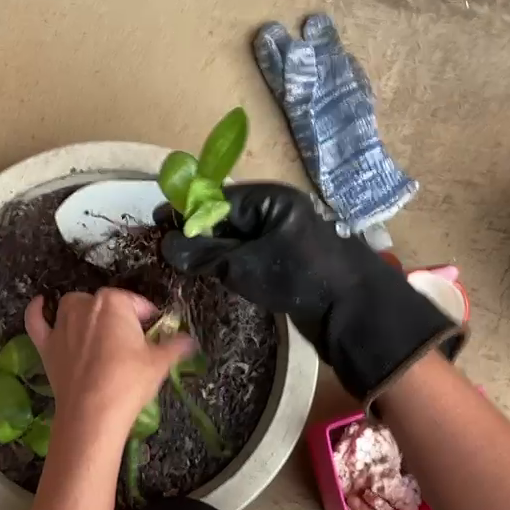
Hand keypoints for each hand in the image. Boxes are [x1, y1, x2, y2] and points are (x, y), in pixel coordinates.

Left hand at [25, 289, 194, 443]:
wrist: (92, 413)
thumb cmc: (128, 383)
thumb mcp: (160, 363)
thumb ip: (176, 346)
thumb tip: (190, 340)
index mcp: (114, 303)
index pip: (136, 303)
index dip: (147, 318)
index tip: (155, 333)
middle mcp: (84, 306)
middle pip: (105, 305)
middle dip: (118, 319)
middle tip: (130, 344)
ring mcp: (61, 325)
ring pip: (73, 307)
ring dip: (85, 314)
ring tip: (99, 333)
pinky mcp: (46, 344)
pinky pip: (37, 320)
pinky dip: (37, 311)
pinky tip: (40, 304)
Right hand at [161, 182, 462, 402]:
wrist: (352, 311)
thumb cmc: (298, 277)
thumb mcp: (242, 265)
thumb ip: (202, 254)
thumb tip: (165, 245)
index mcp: (269, 200)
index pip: (217, 199)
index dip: (186, 211)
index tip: (157, 222)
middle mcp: (276, 213)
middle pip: (225, 217)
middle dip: (196, 232)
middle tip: (164, 248)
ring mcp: (282, 238)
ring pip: (235, 239)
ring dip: (210, 251)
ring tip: (180, 263)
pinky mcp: (285, 263)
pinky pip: (247, 256)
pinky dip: (227, 263)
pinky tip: (209, 274)